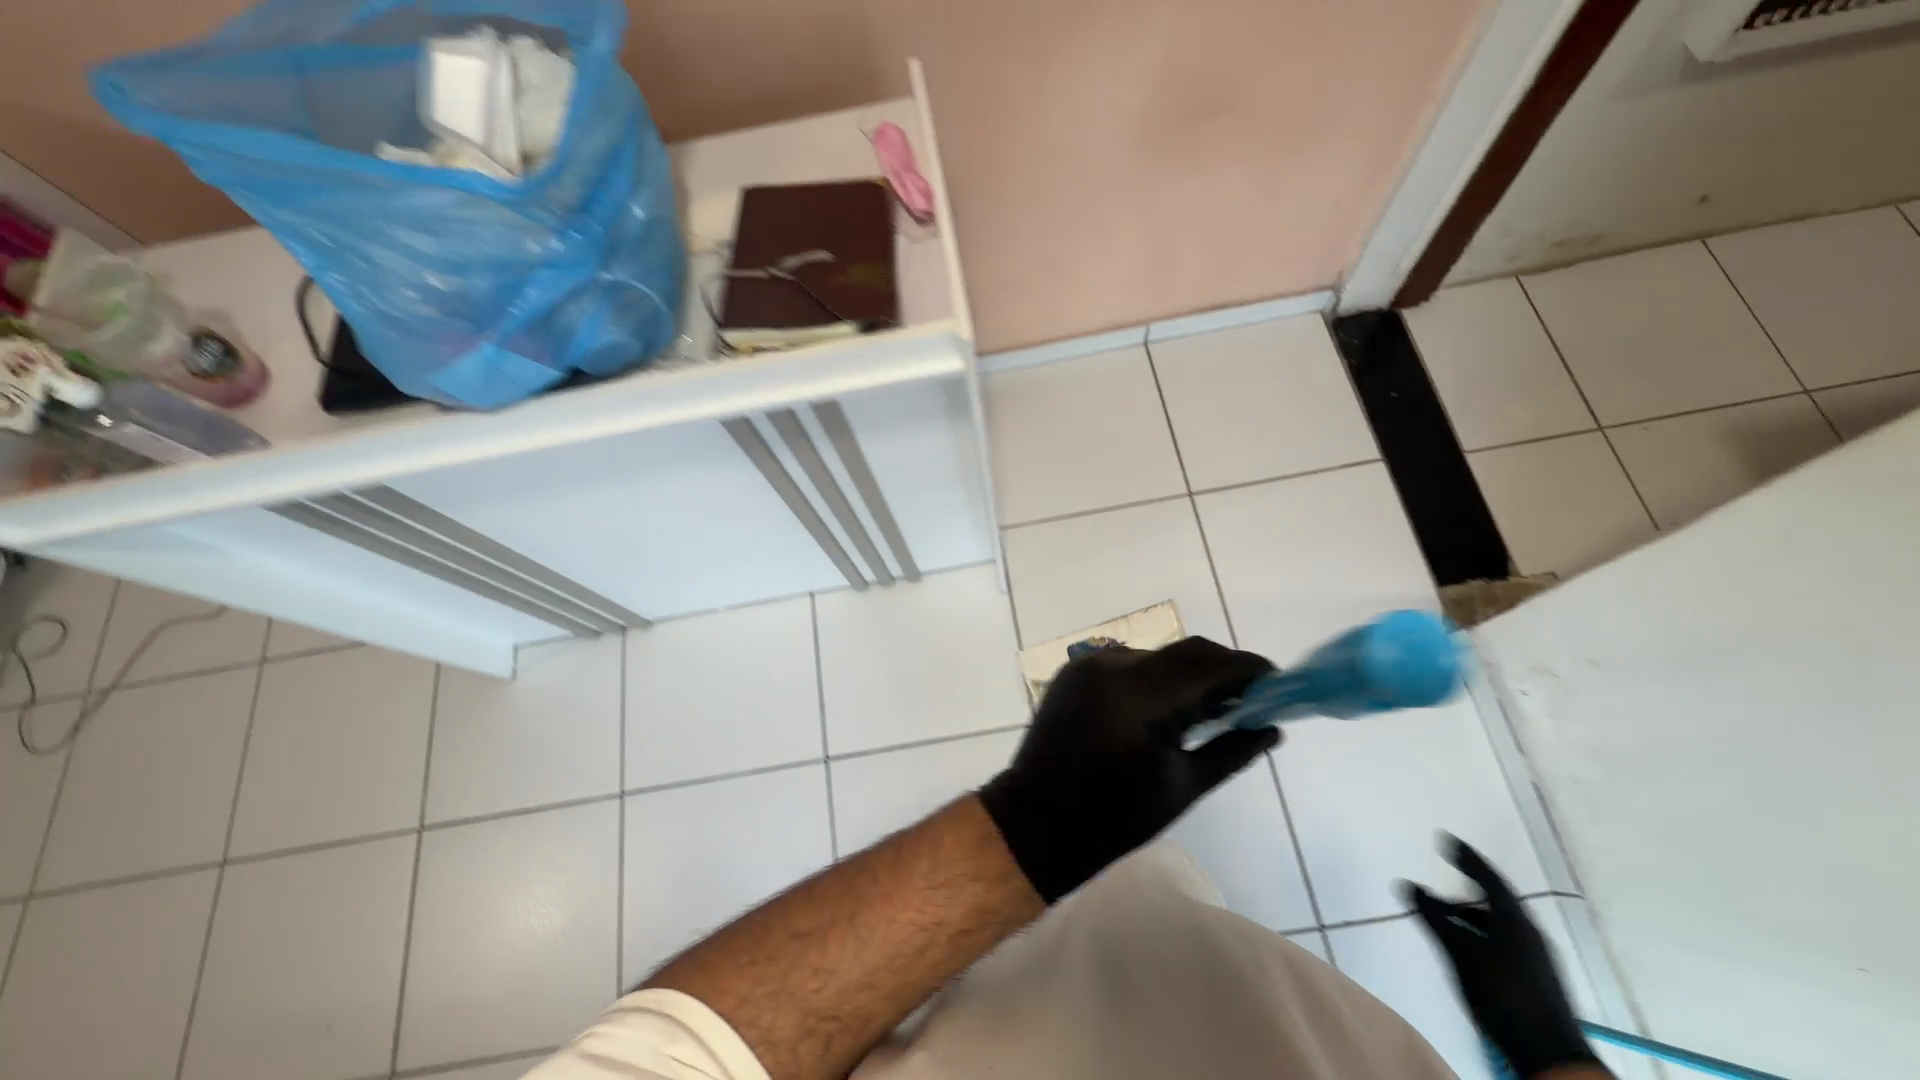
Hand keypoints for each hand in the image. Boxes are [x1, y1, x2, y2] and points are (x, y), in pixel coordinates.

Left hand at [979, 636, 1277, 901]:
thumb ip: (1231, 750)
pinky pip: (1128, 666)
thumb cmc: (1114, 817)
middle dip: (1222, 671)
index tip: (1278, 681)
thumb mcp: (1183, 786)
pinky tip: (1171, 708)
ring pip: (1157, 657)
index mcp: (1138, 692)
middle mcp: (1112, 664)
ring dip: (1188, 676)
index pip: (1207, 664)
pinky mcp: (1074, 674)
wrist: (1036, 824)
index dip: (1248, 669)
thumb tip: (1272, 730)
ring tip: (1214, 709)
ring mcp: (1088, 665)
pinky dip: (1156, 680)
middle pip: (1184, 653)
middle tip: (1253, 699)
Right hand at [1403, 836, 1601, 1078]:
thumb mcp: (1460, 953)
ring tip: (1446, 920)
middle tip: (1438, 890)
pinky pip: (1505, 942)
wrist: (1548, 1052)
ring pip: (1499, 924)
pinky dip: (1482, 935)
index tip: (1445, 840)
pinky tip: (1469, 950)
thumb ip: (1434, 918)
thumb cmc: (1501, 994)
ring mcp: (1537, 956)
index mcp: (1514, 919)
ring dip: (1471, 917)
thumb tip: (1408, 884)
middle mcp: (1529, 932)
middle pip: (1494, 901)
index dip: (1465, 857)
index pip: (1487, 877)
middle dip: (1464, 891)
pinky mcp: (1537, 977)